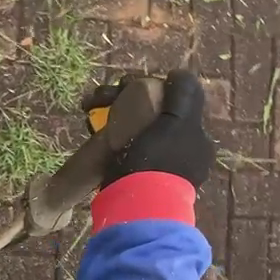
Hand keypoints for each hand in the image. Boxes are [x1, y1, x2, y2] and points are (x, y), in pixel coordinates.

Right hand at [83, 70, 213, 189]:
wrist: (134, 205)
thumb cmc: (155, 161)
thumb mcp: (178, 122)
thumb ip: (184, 96)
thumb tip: (178, 74)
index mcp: (193, 136)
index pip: (170, 99)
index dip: (144, 86)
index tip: (122, 86)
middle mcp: (178, 149)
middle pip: (149, 110)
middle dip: (120, 98)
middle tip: (92, 100)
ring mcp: (155, 163)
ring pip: (132, 124)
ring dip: (108, 112)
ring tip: (86, 112)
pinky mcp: (132, 173)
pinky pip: (120, 142)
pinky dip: (106, 132)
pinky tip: (92, 132)